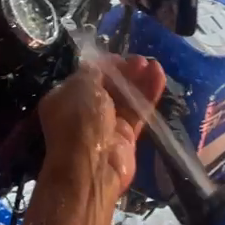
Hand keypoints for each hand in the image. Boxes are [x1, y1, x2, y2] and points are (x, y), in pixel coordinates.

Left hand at [38, 52, 164, 198]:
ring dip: (138, 81)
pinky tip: (158, 76)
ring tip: (153, 64)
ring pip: (126, 98)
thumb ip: (94, 72)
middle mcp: (84, 111)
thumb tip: (101, 64)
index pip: (86, 77)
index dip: (103, 66)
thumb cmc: (80, 120)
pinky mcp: (126, 136)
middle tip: (139, 60)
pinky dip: (147, 95)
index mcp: (65, 98)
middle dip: (124, 72)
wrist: (92, 167)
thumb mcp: (82, 86)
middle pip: (108, 86)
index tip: (118, 57)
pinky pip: (138, 111)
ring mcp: (106, 125)